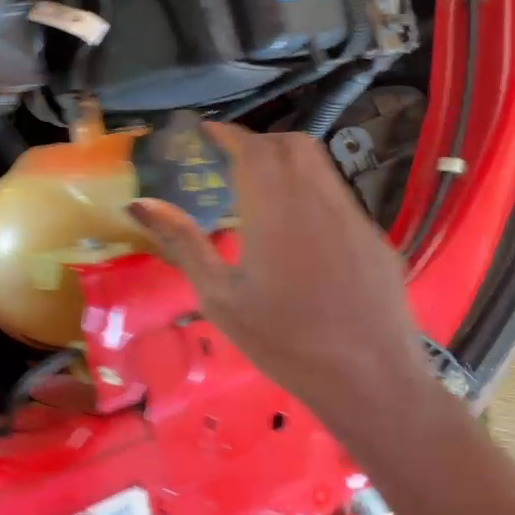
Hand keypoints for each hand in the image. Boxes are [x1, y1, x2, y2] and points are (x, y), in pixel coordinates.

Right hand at [125, 122, 433, 431]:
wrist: (370, 381)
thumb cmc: (282, 340)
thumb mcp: (218, 295)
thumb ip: (183, 242)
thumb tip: (140, 203)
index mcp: (277, 212)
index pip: (254, 149)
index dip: (228, 133)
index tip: (204, 133)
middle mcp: (319, 203)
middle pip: (294, 145)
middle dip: (258, 141)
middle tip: (227, 159)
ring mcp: (355, 220)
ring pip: (320, 167)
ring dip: (286, 163)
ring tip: (255, 191)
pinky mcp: (374, 241)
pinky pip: (337, 198)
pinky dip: (308, 192)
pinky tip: (293, 232)